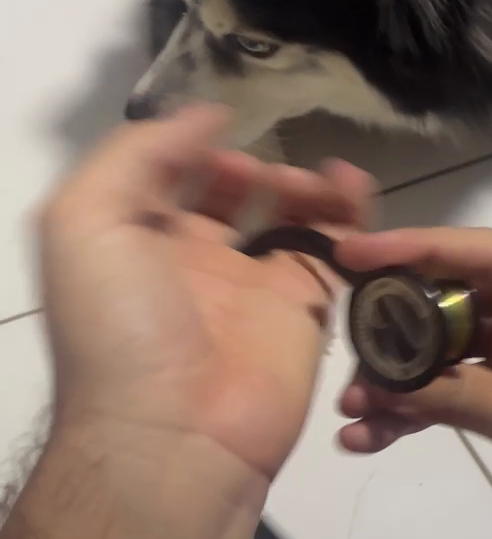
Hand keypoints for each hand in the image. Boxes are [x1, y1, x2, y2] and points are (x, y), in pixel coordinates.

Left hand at [38, 106, 374, 486]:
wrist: (184, 423)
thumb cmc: (123, 324)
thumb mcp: (87, 224)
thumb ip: (138, 159)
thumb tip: (204, 115)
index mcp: (136, 242)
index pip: (170, 181)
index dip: (196, 149)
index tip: (232, 127)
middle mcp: (200, 260)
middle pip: (239, 199)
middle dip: (260, 171)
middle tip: (279, 168)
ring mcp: (262, 284)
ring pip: (296, 220)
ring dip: (311, 189)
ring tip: (326, 175)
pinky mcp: (315, 305)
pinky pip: (339, 253)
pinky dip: (353, 218)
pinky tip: (357, 191)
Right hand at [333, 228, 491, 538]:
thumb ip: (467, 395)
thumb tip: (382, 383)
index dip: (423, 247)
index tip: (353, 254)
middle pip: (466, 294)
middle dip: (402, 319)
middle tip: (343, 343)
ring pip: (455, 342)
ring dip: (404, 371)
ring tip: (353, 406)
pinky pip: (461, 383)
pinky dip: (421, 404)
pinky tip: (373, 435)